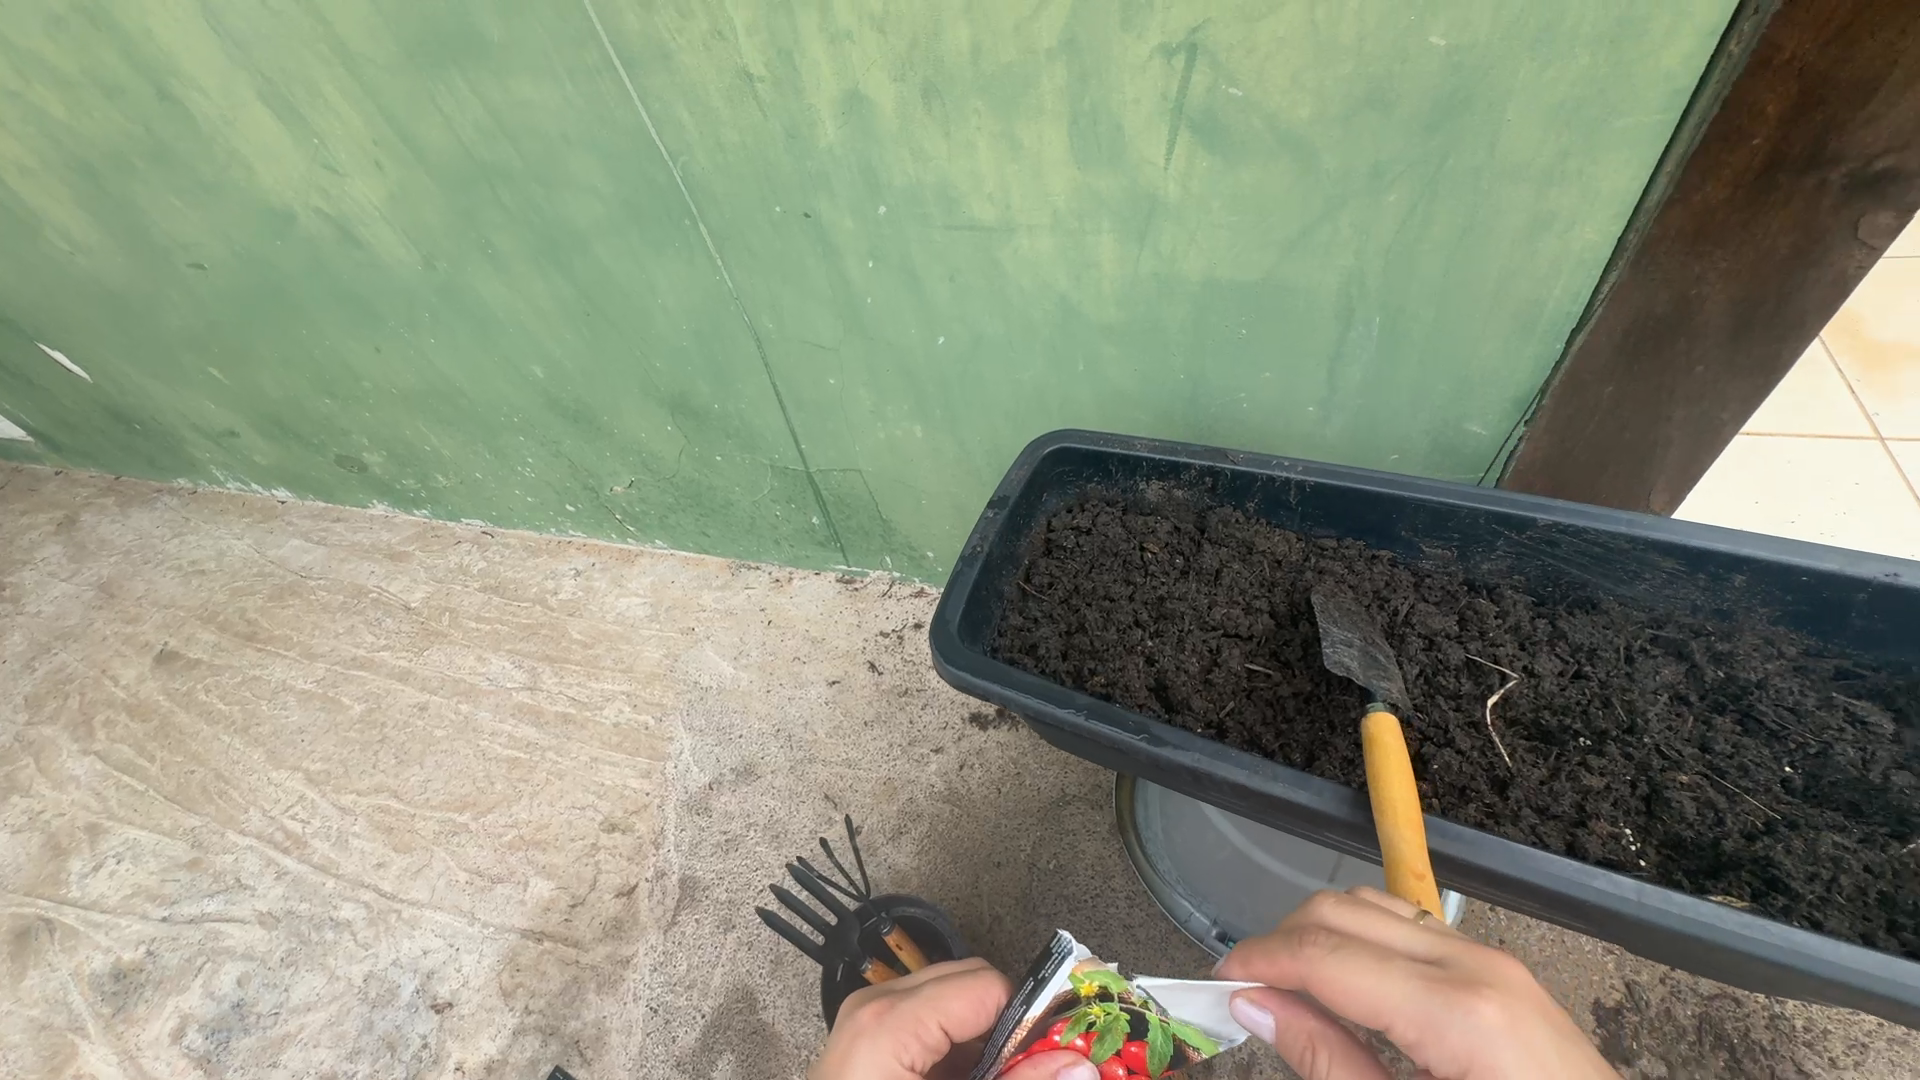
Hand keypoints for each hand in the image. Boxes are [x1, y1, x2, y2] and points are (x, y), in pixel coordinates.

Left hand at [811, 957, 1098, 1079]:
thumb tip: (1079, 1066)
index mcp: (891, 1022)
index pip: (987, 985)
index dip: (1029, 1020)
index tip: (1058, 1057)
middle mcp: (877, 1003)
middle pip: (971, 983)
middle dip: (1009, 1028)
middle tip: (1033, 1073)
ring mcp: (867, 1016)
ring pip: (953, 1000)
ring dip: (985, 1040)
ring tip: (998, 1079)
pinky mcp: (866, 1036)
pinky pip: (928, 1020)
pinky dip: (957, 1049)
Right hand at [1215, 888, 1618, 1079]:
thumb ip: (1328, 1062)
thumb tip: (1252, 1006)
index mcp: (1458, 1012)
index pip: (1324, 954)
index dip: (1259, 961)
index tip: (1217, 985)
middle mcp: (1473, 962)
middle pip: (1338, 911)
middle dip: (1279, 942)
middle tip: (1248, 993)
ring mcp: (1489, 957)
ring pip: (1365, 903)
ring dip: (1315, 932)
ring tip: (1290, 986)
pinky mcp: (1495, 966)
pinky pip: (1403, 921)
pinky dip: (1356, 934)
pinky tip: (1345, 980)